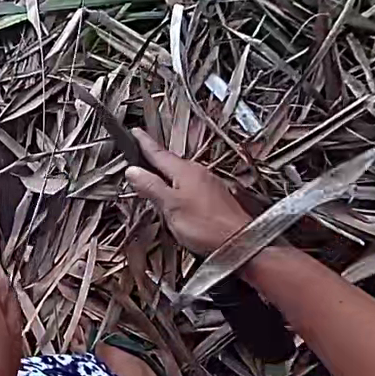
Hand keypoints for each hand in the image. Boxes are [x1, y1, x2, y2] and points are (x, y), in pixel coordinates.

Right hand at [123, 130, 253, 254]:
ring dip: (165, 175)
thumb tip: (133, 171)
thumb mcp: (171, 206)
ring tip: (152, 178)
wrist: (241, 243)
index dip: (144, 143)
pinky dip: (177, 188)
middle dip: (153, 159)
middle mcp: (199, 174)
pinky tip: (175, 198)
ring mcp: (208, 185)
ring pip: (180, 175)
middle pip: (170, 163)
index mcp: (185, 172)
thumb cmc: (208, 227)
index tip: (135, 132)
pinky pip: (190, 186)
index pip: (158, 153)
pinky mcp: (214, 198)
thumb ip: (151, 187)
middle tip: (139, 154)